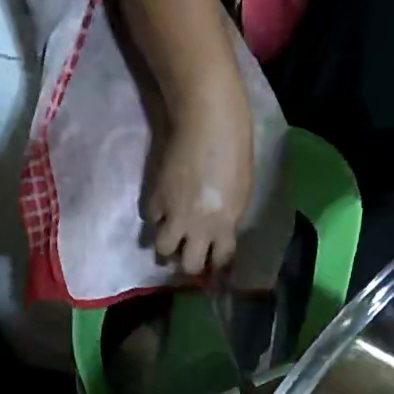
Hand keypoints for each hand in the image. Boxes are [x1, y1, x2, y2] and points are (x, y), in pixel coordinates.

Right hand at [144, 90, 252, 277]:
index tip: (216, 271)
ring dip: (166, 248)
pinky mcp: (155, 199)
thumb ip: (229, 216)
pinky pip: (150, 220)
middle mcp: (198, 227)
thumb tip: (219, 230)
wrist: (207, 121)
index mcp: (225, 224)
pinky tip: (159, 212)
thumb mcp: (242, 189)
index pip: (222, 260)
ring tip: (168, 239)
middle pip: (189, 265)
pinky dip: (154, 219)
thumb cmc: (235, 147)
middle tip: (187, 257)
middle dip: (188, 265)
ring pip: (162, 250)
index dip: (219, 268)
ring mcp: (174, 215)